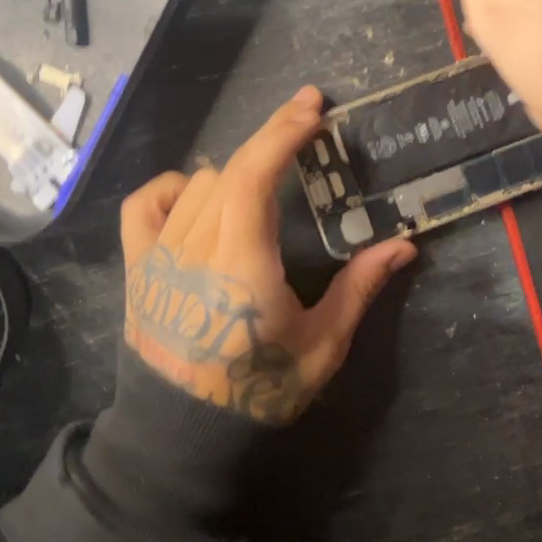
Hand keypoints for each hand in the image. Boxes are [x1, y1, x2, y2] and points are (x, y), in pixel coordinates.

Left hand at [120, 87, 417, 423]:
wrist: (180, 437)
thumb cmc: (259, 390)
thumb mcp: (322, 345)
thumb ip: (360, 288)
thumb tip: (405, 244)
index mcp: (242, 262)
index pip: (255, 174)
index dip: (283, 132)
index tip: (312, 105)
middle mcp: (194, 247)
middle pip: (230, 170)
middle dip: (272, 139)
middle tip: (306, 124)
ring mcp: (157, 256)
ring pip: (195, 183)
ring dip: (235, 172)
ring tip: (265, 181)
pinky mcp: (136, 268)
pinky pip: (145, 205)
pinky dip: (172, 189)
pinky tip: (196, 196)